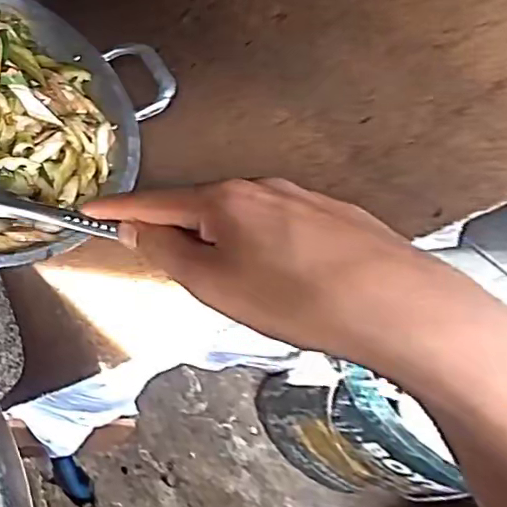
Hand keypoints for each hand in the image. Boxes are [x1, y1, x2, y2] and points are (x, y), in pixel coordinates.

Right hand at [82, 178, 506, 389]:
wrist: (420, 318)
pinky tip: (288, 281)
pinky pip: (280, 225)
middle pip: (198, 208)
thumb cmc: (301, 302)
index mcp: (223, 200)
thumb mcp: (212, 285)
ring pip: (240, 218)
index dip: (114, 209)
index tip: (86, 210)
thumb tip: (138, 228)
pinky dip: (263, 246)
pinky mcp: (344, 218)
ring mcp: (307, 198)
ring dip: (224, 242)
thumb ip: (164, 251)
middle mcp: (261, 187)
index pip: (151, 202)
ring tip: (245, 287)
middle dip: (180, 234)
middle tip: (184, 274)